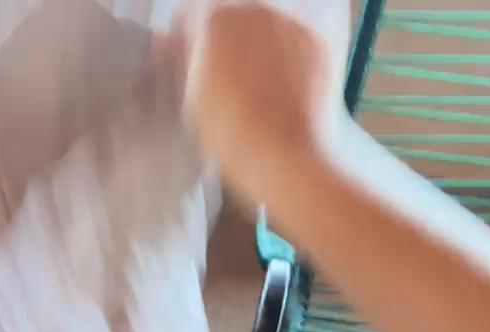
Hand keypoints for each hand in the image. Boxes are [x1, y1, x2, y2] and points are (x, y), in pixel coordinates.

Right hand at [172, 0, 352, 203]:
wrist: (289, 158)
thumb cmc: (235, 138)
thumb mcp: (194, 106)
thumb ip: (179, 65)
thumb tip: (167, 43)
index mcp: (214, 21)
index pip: (190, 18)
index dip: (185, 41)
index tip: (185, 62)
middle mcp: (254, 7)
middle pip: (231, 14)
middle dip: (225, 39)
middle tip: (226, 77)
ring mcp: (291, 19)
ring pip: (266, 22)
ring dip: (259, 42)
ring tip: (259, 83)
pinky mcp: (321, 36)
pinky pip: (299, 35)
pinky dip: (291, 52)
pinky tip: (286, 83)